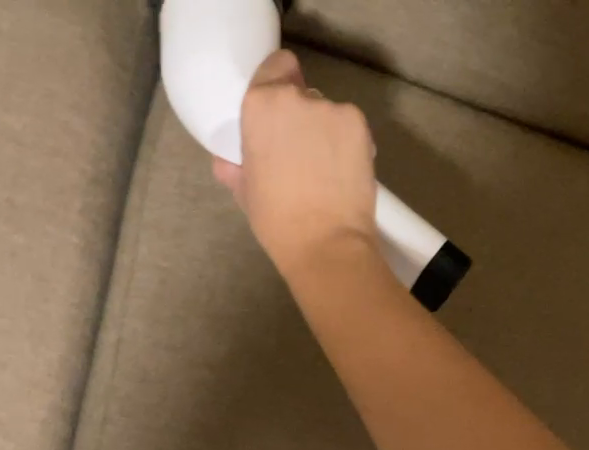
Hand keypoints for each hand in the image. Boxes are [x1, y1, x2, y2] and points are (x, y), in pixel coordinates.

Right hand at [212, 50, 378, 277]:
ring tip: (324, 170)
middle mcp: (298, 97)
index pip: (275, 66)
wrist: (326, 244)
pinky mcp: (360, 127)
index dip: (278, 84)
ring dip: (324, 132)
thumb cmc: (277, 221)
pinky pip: (349, 128)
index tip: (279, 114)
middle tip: (300, 154)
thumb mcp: (245, 192)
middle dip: (301, 117)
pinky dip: (346, 144)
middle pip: (302, 94)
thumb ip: (234, 167)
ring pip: (328, 112)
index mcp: (261, 105)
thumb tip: (227, 162)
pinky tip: (342, 172)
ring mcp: (333, 110)